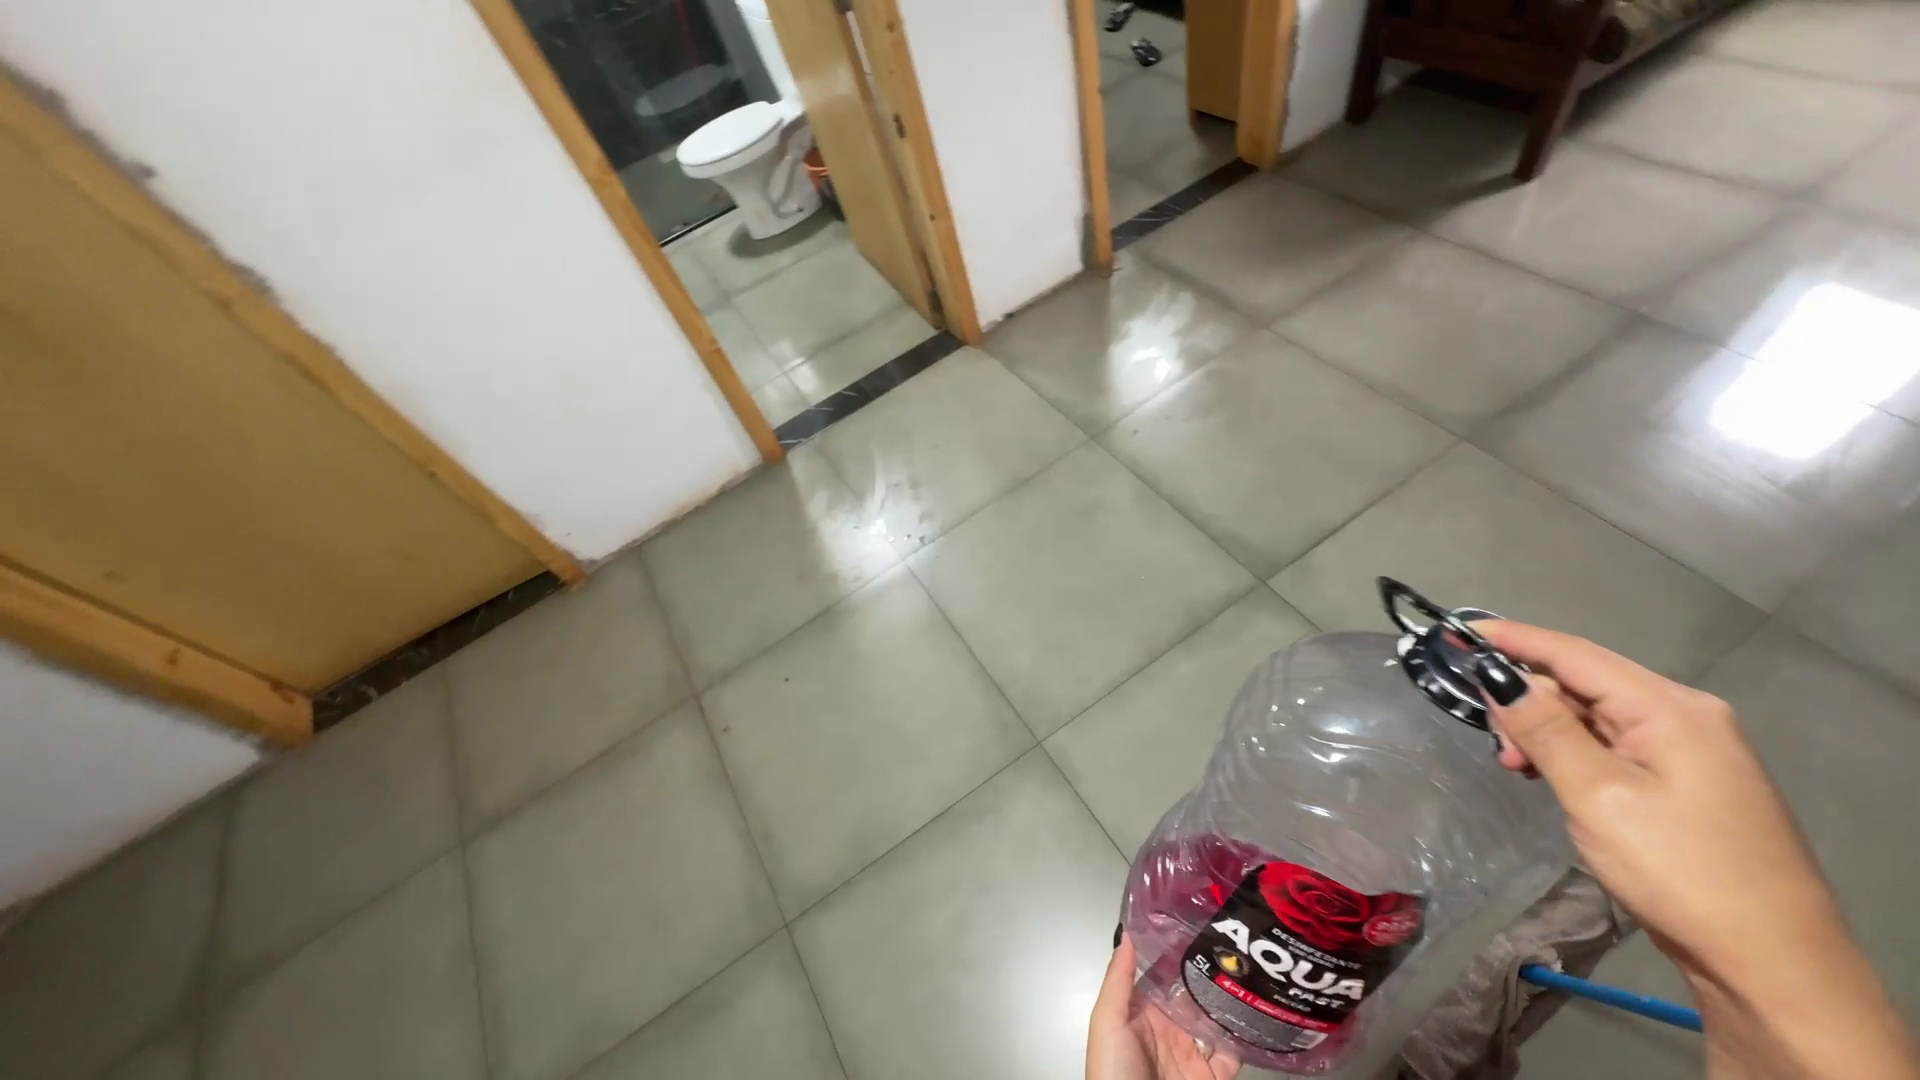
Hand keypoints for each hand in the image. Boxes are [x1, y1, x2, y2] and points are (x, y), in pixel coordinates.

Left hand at [1089, 934, 1239, 1079]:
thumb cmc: (1114, 1068)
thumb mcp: (1107, 1020)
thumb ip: (1119, 979)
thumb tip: (1129, 933)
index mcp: (1142, 1013)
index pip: (1162, 978)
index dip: (1178, 954)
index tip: (1199, 927)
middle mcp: (1169, 1030)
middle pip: (1193, 998)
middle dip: (1211, 978)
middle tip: (1236, 950)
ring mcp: (1191, 1056)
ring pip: (1215, 1024)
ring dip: (1229, 1007)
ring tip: (1250, 979)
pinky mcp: (1210, 1078)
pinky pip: (1231, 1056)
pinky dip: (1242, 1041)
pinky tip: (1253, 1019)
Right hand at [1476, 621, 1916, 1078]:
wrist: (1770, 961)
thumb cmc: (1677, 868)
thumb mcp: (1596, 795)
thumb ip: (1544, 729)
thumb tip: (1496, 674)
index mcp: (1670, 708)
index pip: (1573, 653)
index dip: (1511, 637)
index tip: (1454, 632)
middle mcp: (1685, 714)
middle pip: (1583, 681)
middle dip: (1526, 697)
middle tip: (1489, 736)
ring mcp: (1690, 748)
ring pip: (1594, 714)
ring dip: (1545, 729)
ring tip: (1516, 766)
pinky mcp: (1685, 779)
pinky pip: (1612, 742)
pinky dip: (1571, 750)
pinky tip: (1549, 774)